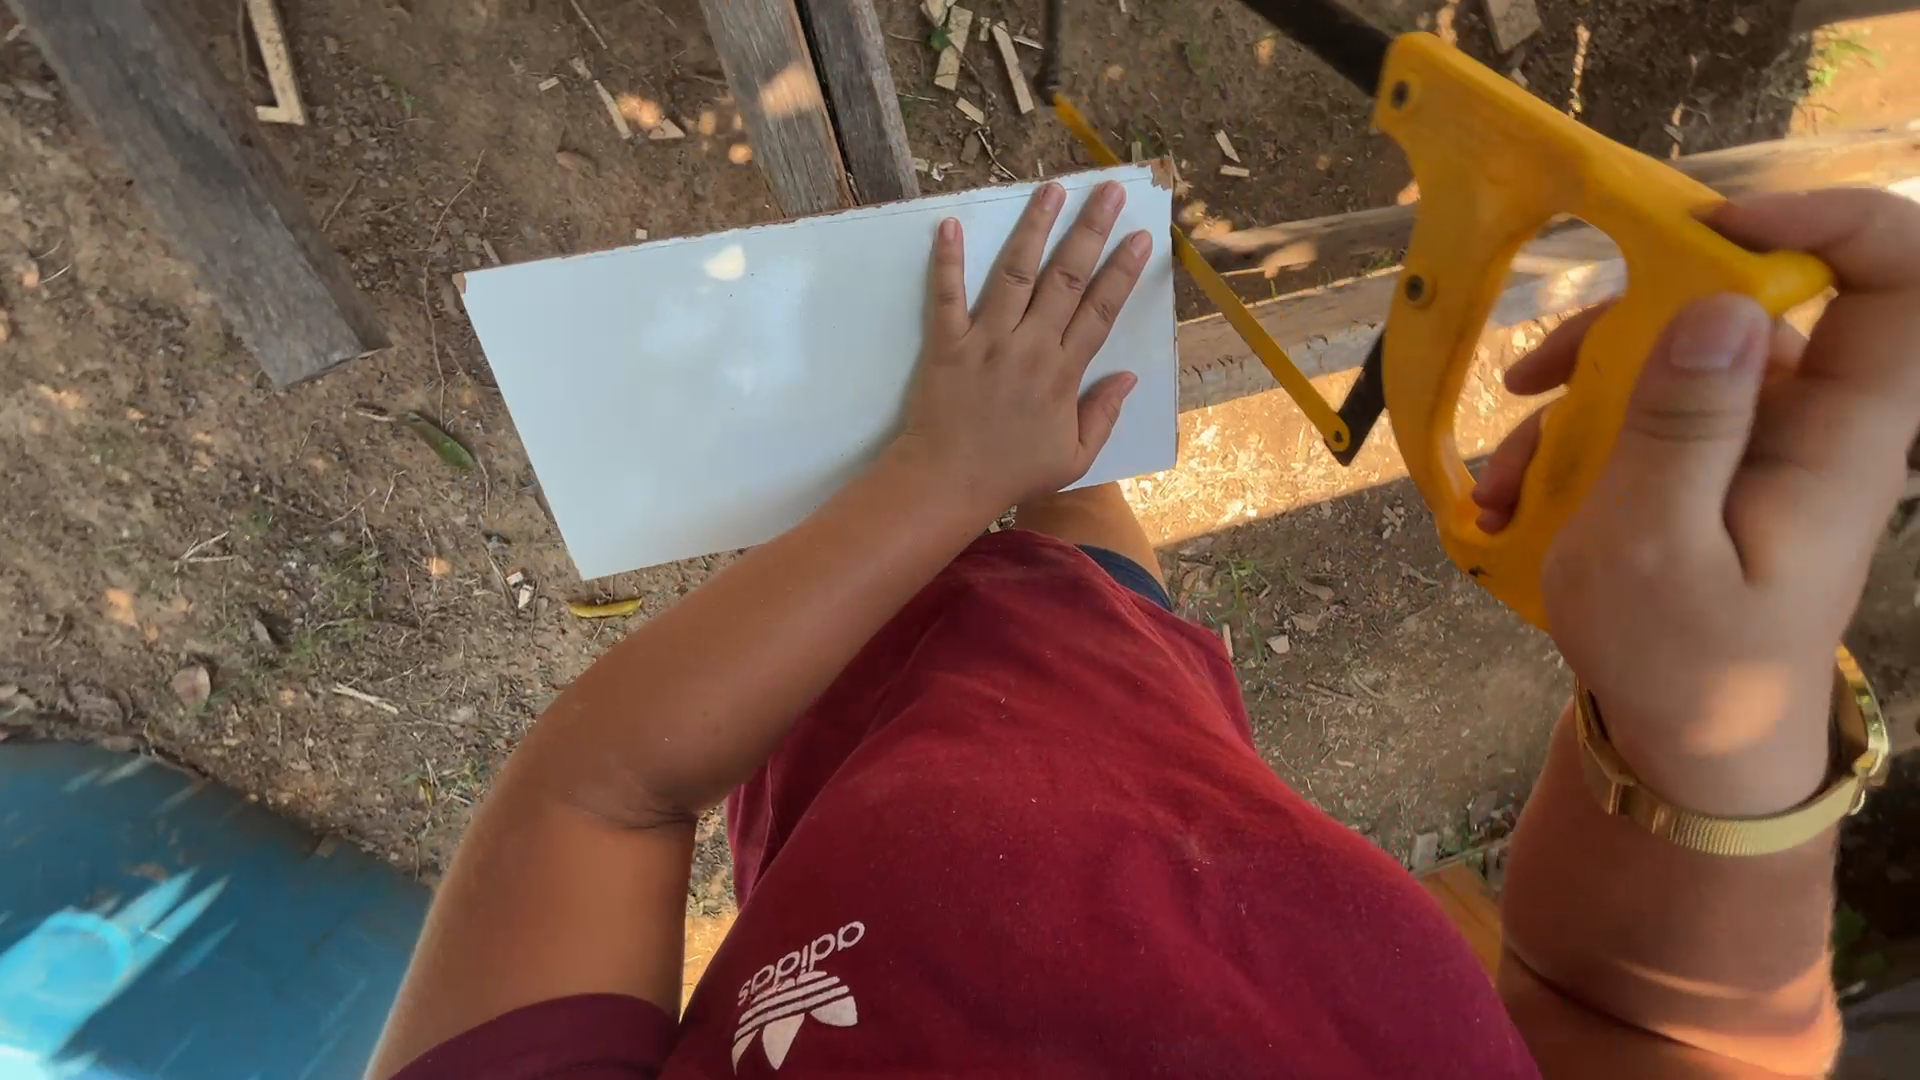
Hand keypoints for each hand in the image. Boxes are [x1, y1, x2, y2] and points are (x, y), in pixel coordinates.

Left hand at [888, 180, 1152, 515]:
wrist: (949, 482)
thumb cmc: (1012, 474)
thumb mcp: (1074, 458)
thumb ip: (1103, 415)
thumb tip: (1129, 377)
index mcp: (1064, 374)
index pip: (1100, 310)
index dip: (1122, 270)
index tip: (1140, 235)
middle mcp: (1030, 347)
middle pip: (1066, 278)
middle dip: (1090, 230)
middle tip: (1108, 189)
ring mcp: (986, 341)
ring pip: (1015, 273)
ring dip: (1034, 227)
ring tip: (1050, 188)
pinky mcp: (947, 344)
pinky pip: (946, 296)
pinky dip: (947, 261)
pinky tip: (951, 225)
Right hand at [1473, 189, 1919, 816]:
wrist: (1681, 728)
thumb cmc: (1674, 649)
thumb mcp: (1652, 543)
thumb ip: (1682, 427)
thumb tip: (1720, 306)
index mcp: (1840, 436)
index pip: (1896, 280)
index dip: (1820, 222)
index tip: (1697, 228)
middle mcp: (1806, 424)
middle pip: (1733, 317)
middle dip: (1613, 337)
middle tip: (1524, 380)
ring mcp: (1747, 448)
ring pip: (1658, 374)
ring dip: (1561, 414)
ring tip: (1496, 484)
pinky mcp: (1696, 472)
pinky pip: (1631, 426)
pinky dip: (1558, 452)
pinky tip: (1505, 501)